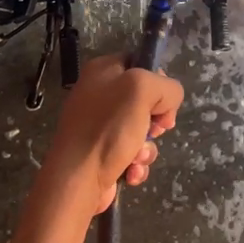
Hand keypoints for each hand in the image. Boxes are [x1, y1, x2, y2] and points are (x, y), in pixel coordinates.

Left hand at [43, 54, 183, 213]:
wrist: (77, 179)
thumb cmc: (108, 128)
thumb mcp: (143, 89)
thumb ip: (166, 86)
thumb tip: (165, 107)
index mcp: (102, 70)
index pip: (141, 63)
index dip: (158, 81)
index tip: (164, 101)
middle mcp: (98, 94)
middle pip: (145, 99)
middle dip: (156, 119)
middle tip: (155, 129)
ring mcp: (99, 125)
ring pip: (142, 129)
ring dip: (147, 147)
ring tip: (136, 157)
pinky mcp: (101, 152)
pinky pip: (132, 153)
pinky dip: (136, 164)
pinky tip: (131, 171)